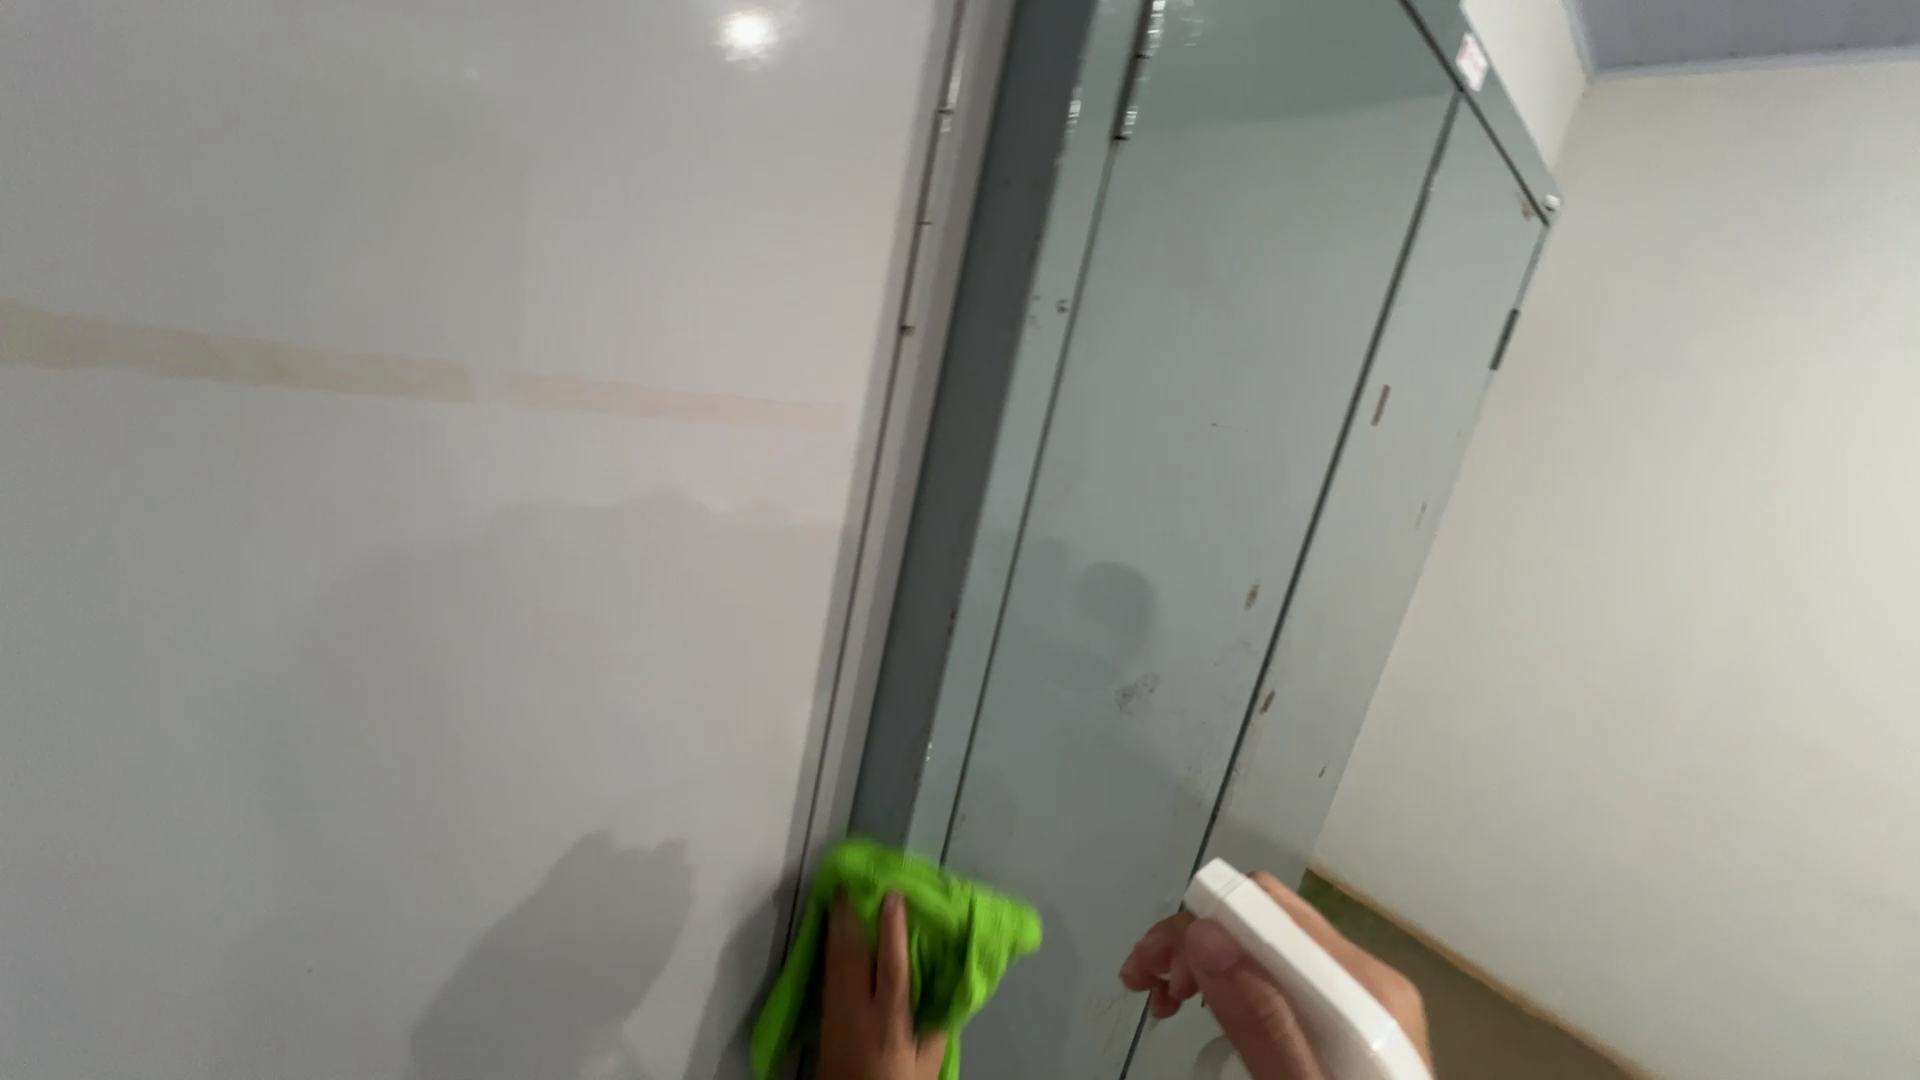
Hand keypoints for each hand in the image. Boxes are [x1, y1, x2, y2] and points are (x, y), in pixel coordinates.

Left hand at [819, 892, 947, 1079]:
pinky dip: (831, 944)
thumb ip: (935, 1025)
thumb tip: (944, 983)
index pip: (891, 968)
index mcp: (890, 1022)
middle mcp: (860, 1010)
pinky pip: (828, 971)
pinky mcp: (824, 1016)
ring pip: (836, 958)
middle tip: (854, 880)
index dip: (893, 931)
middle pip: (853, 955)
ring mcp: (837, 1012)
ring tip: (841, 892)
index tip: (893, 895)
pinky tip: (833, 928)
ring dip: (838, 923)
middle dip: (852, 915)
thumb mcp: (927, 1064)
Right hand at [1118, 872, 1429, 1079]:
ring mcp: (1350, 998)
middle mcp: (1359, 977)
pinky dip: (1224, 982)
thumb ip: (1263, 1023)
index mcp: (1362, 988)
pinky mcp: (1337, 1022)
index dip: (1199, 924)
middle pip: (1258, 921)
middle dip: (1190, 940)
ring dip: (1199, 959)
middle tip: (1143, 984)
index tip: (1154, 968)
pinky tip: (1201, 1010)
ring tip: (1162, 1000)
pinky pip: (1270, 974)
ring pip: (1258, 942)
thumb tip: (1203, 932)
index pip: (1266, 910)